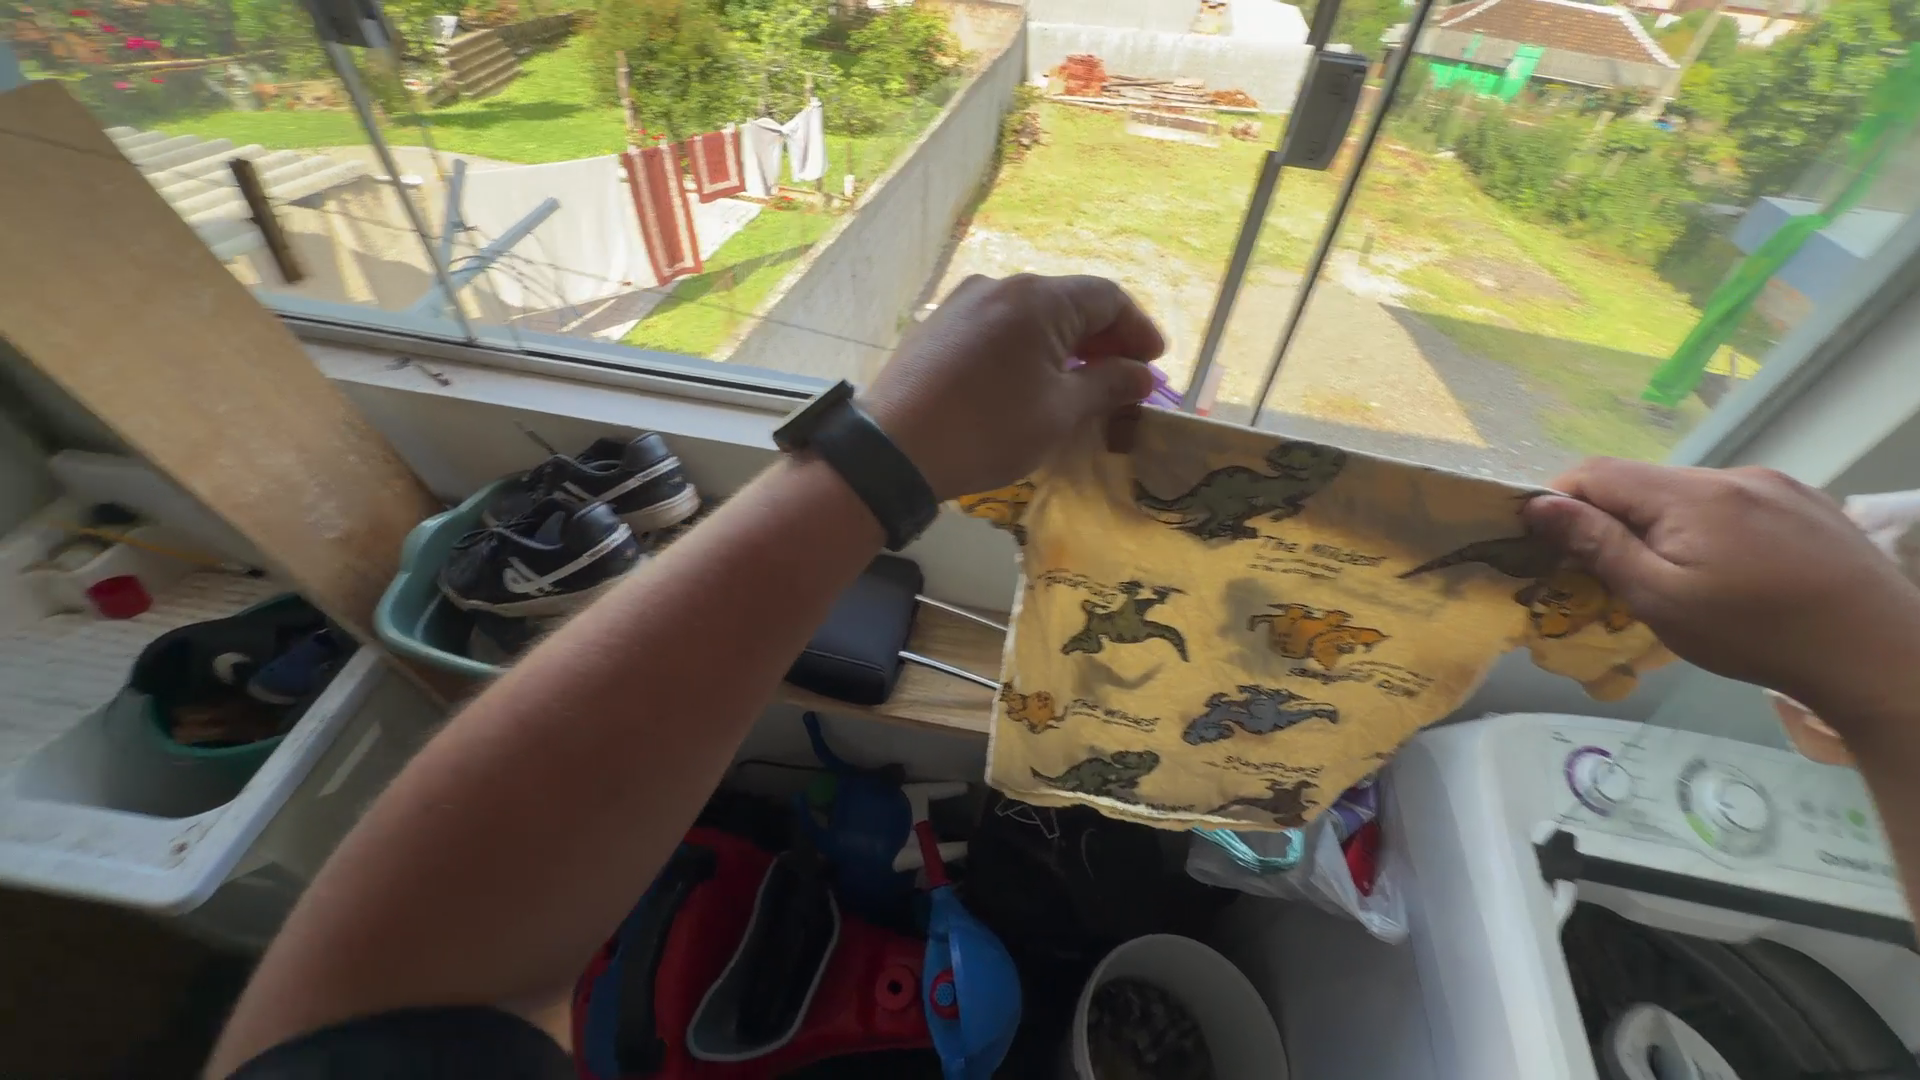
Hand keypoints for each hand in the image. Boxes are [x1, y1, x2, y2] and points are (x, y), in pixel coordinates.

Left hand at [860, 274, 1163, 500]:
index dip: (1138, 329)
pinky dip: (1025, 348)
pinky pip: (997, 328)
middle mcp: (1000, 287)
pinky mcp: (938, 326)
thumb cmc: (988, 430)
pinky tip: (1027, 380)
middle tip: (1121, 376)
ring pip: (1030, 316)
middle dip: (1102, 338)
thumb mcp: (1060, 413)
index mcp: (1038, 299)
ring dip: (1063, 344)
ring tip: (1077, 382)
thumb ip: (1108, 385)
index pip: (1107, 298)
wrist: (894, 448)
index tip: (1153, 364)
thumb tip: (1142, 375)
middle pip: (1068, 302)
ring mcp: (963, 303)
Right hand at [1523, 458, 1919, 733]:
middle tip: (1603, 569)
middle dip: (1605, 516)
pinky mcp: (1805, 503)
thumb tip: (1539, 505)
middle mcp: (1733, 476)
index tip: (1548, 543)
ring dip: (1654, 522)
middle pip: (1638, 480)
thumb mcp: (1657, 597)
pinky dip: (1700, 524)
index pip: (1594, 472)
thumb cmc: (1756, 633)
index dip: (1558, 500)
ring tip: (1666, 572)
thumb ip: (1596, 544)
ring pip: (1681, 491)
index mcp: (1692, 495)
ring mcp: (1776, 486)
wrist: (1887, 658)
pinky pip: (1726, 501)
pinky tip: (1720, 565)